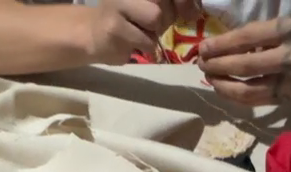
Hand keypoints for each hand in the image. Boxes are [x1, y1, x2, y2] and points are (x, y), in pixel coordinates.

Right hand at [86, 0, 200, 63]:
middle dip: (169, 14)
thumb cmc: (129, 19)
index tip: (192, 12)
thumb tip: (196, 12)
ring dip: (156, 32)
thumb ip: (176, 4)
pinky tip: (135, 44)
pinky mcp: (114, 28)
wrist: (94, 34)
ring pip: (156, 17)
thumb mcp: (154, 5)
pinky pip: (146, 40)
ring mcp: (118, 3)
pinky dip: (148, 47)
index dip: (184, 0)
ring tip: (144, 33)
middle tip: (157, 24)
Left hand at [197, 17, 290, 104]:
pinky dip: (234, 97)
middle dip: (218, 66)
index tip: (203, 48)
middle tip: (202, 64)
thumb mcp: (278, 25)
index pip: (245, 39)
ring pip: (247, 91)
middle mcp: (289, 56)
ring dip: (223, 86)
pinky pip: (254, 102)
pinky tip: (223, 89)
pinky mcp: (285, 100)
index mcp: (285, 31)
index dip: (220, 46)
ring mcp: (288, 82)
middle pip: (245, 66)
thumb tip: (216, 49)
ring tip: (209, 78)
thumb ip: (253, 36)